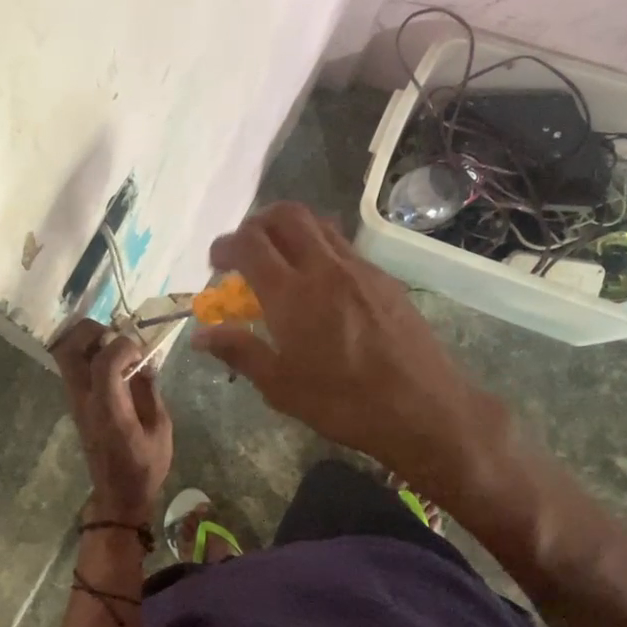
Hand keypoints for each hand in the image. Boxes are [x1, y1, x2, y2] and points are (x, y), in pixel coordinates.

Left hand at [50, 320, 173, 524]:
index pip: (104, 361)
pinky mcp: (73, 403)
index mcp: (108, 408)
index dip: (124, 346)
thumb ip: (150, 391)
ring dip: (85, 341)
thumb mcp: (160, 428)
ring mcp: (74, 401)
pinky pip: (71, 369)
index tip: (142, 352)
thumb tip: (145, 364)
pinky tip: (110, 362)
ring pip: (65, 356)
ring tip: (113, 346)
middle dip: (90, 332)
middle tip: (116, 335)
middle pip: (68, 350)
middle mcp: (84, 400)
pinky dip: (86, 355)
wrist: (117, 494)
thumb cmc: (145, 466)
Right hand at [191, 202, 501, 482]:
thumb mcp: (280, 386)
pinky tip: (318, 286)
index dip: (225, 245)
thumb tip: (201, 335)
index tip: (216, 264)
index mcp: (291, 294)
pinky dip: (319, 249)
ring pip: (318, 224)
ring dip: (290, 231)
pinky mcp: (384, 280)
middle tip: (246, 251)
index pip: (249, 244)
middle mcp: (324, 269)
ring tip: (280, 260)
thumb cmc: (344, 403)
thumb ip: (239, 352)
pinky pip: (343, 246)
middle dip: (257, 224)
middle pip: (285, 216)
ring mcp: (359, 270)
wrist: (425, 410)